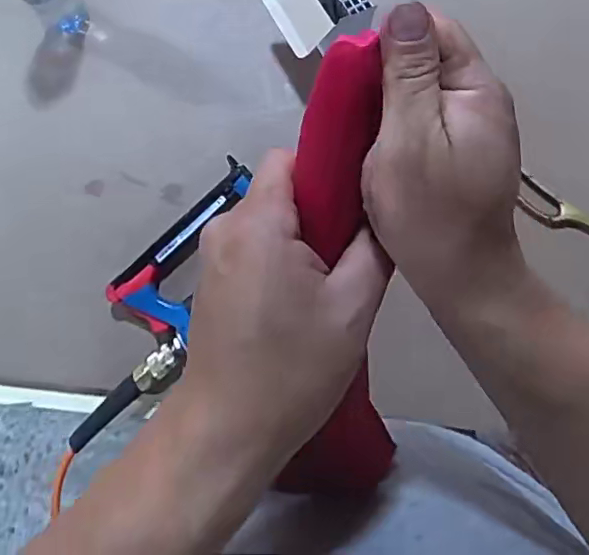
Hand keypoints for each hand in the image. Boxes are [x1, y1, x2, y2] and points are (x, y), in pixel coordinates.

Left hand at [178, 148, 392, 463]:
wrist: (227, 429)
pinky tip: (296, 298)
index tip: (352, 204)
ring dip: (296, 237)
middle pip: (277, 189)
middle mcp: (225, 224)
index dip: (323, 171)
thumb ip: (371, 247)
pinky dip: (275, 255)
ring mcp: (212, 251)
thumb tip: (377, 209)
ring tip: (325, 282)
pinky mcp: (211, 275)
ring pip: (265, 218)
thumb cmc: (292, 368)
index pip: (287, 158)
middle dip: (314, 210)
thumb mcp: (352, 308)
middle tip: (346, 253)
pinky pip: (250, 242)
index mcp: (256, 221)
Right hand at [362, 2, 526, 310]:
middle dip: (385, 68)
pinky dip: (394, 116)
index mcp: (476, 88)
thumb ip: (407, 73)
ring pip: (420, 83)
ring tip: (362, 123)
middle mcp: (479, 98)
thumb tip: (406, 9)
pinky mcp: (458, 145)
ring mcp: (471, 124)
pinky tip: (376, 138)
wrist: (461, 281)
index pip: (434, 29)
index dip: (392, 39)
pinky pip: (421, 110)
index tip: (360, 73)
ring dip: (386, 94)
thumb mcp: (409, 135)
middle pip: (427, 54)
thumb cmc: (428, 210)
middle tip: (355, 106)